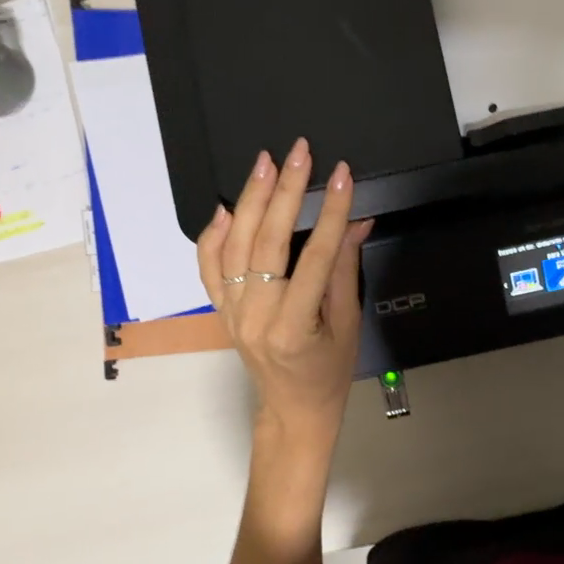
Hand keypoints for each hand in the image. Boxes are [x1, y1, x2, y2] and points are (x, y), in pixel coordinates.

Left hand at [198, 139, 373, 444]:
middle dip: (285, 192)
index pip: (315, 257)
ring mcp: (231, 312)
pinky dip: (213, 234)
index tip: (341, 175)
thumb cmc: (328, 373)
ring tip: (264, 163)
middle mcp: (254, 317)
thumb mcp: (348, 324)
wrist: (293, 409)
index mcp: (293, 327)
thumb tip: (354, 221)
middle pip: (267, 243)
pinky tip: (227, 205)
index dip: (330, 212)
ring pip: (234, 246)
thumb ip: (345, 270)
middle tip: (298, 153)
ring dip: (249, 200)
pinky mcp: (221, 310)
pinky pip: (209, 266)